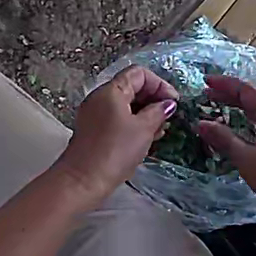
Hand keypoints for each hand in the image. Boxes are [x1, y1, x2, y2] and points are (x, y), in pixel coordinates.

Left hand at [52, 66, 178, 201]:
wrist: (83, 181)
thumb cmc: (115, 151)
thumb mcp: (143, 129)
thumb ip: (158, 112)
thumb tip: (167, 104)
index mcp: (111, 91)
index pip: (139, 74)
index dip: (160, 85)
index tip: (173, 103)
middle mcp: (99, 98)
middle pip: (131, 87)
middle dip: (153, 100)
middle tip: (168, 119)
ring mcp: (94, 114)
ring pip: (125, 105)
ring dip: (145, 114)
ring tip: (159, 132)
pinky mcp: (93, 131)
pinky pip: (117, 119)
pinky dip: (133, 124)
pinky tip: (144, 140)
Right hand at [197, 76, 255, 218]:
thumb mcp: (246, 160)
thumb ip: (223, 138)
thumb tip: (201, 123)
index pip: (249, 91)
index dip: (226, 84)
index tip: (205, 81)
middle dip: (231, 94)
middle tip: (206, 94)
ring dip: (240, 106)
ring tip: (218, 105)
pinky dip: (249, 119)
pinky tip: (238, 124)